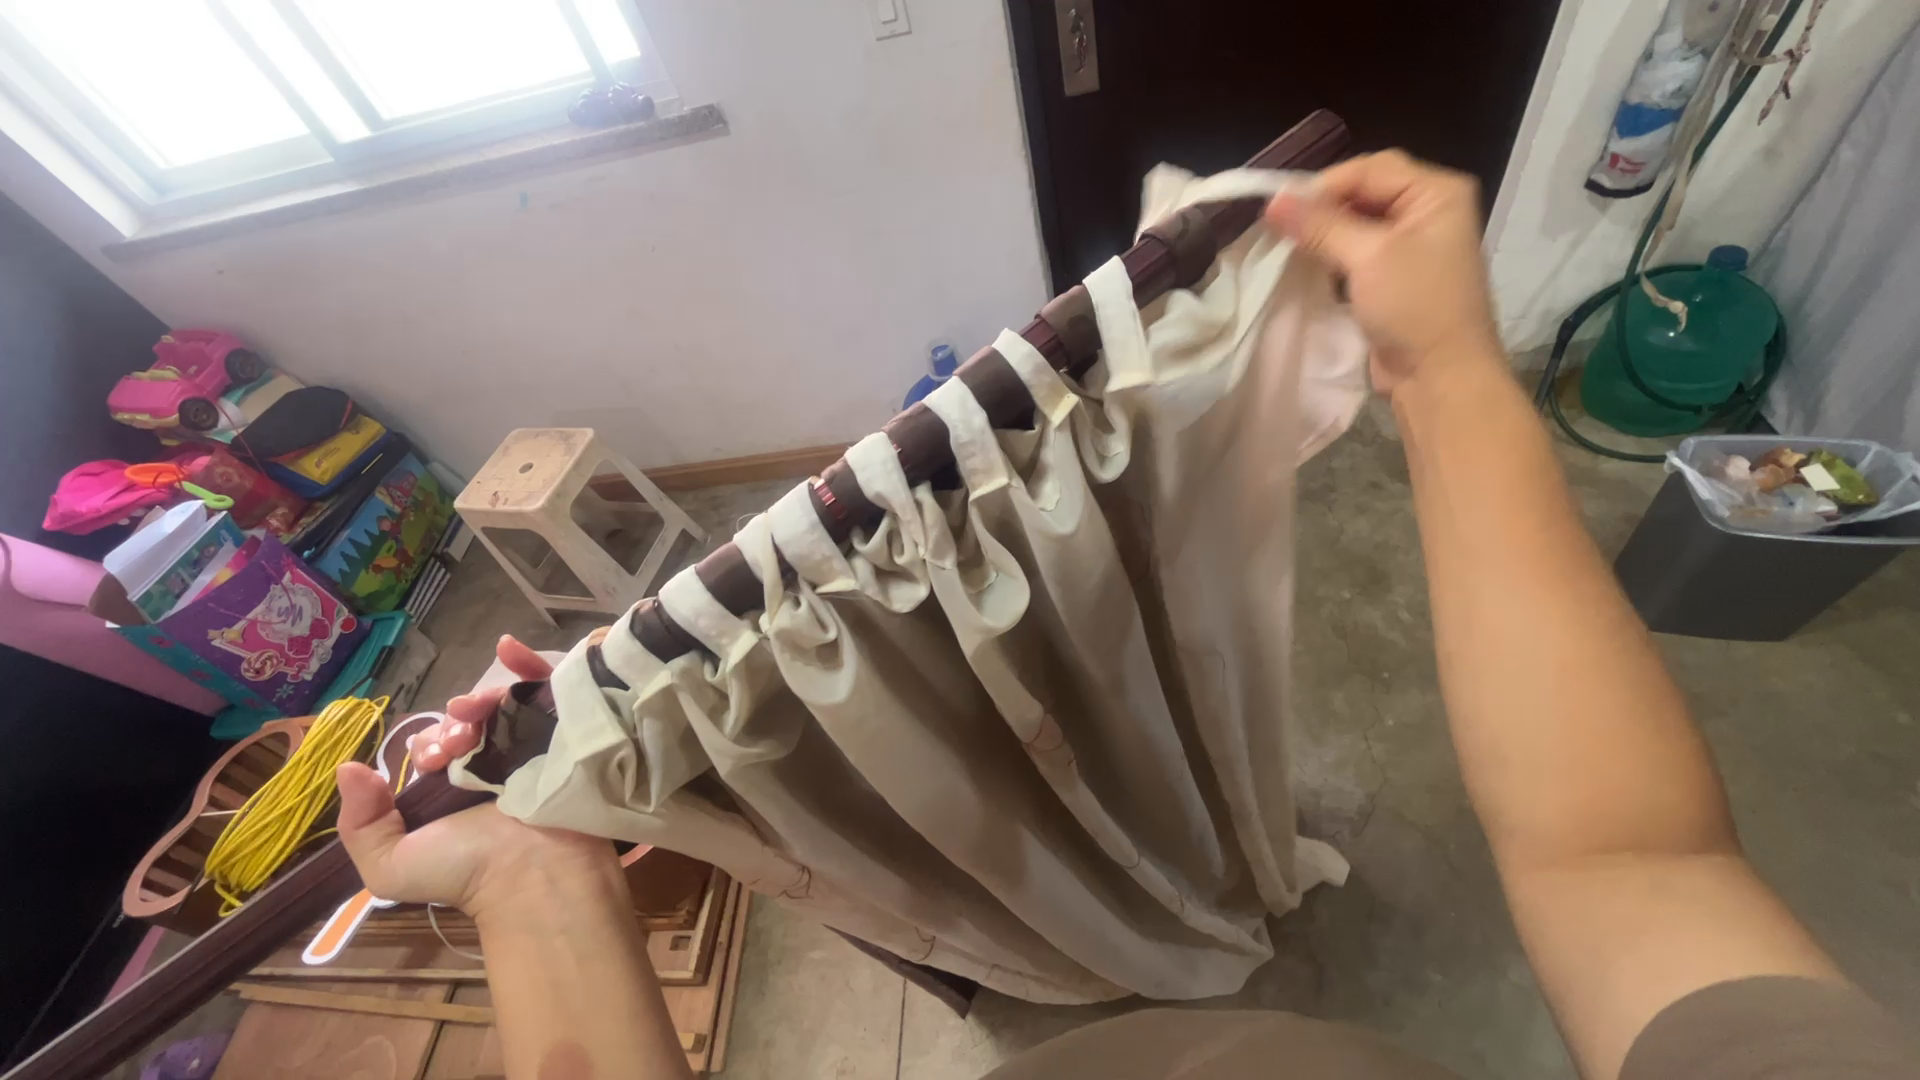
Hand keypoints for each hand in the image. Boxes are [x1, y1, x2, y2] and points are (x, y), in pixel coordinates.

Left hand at [335, 632, 614, 921]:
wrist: (534, 874)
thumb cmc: (466, 870)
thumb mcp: (392, 864)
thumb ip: (361, 824)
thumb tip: (348, 768)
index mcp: (458, 787)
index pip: (439, 744)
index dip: (430, 743)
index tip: (436, 759)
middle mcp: (497, 762)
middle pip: (471, 719)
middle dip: (456, 722)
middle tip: (460, 741)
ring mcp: (533, 744)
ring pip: (502, 703)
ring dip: (483, 699)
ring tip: (477, 711)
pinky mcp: (566, 729)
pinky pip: (547, 689)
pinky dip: (527, 664)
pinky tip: (509, 648)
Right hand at [1265, 149, 1502, 395]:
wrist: (1438, 375)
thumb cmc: (1414, 307)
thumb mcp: (1368, 258)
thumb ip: (1321, 225)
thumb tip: (1272, 201)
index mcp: (1437, 193)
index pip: (1371, 169)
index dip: (1324, 185)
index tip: (1278, 210)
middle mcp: (1428, 211)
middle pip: (1364, 193)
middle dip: (1321, 209)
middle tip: (1279, 227)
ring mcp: (1411, 246)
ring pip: (1356, 224)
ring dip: (1322, 233)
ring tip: (1287, 246)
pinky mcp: (1392, 278)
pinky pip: (1355, 253)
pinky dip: (1330, 256)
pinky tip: (1307, 266)